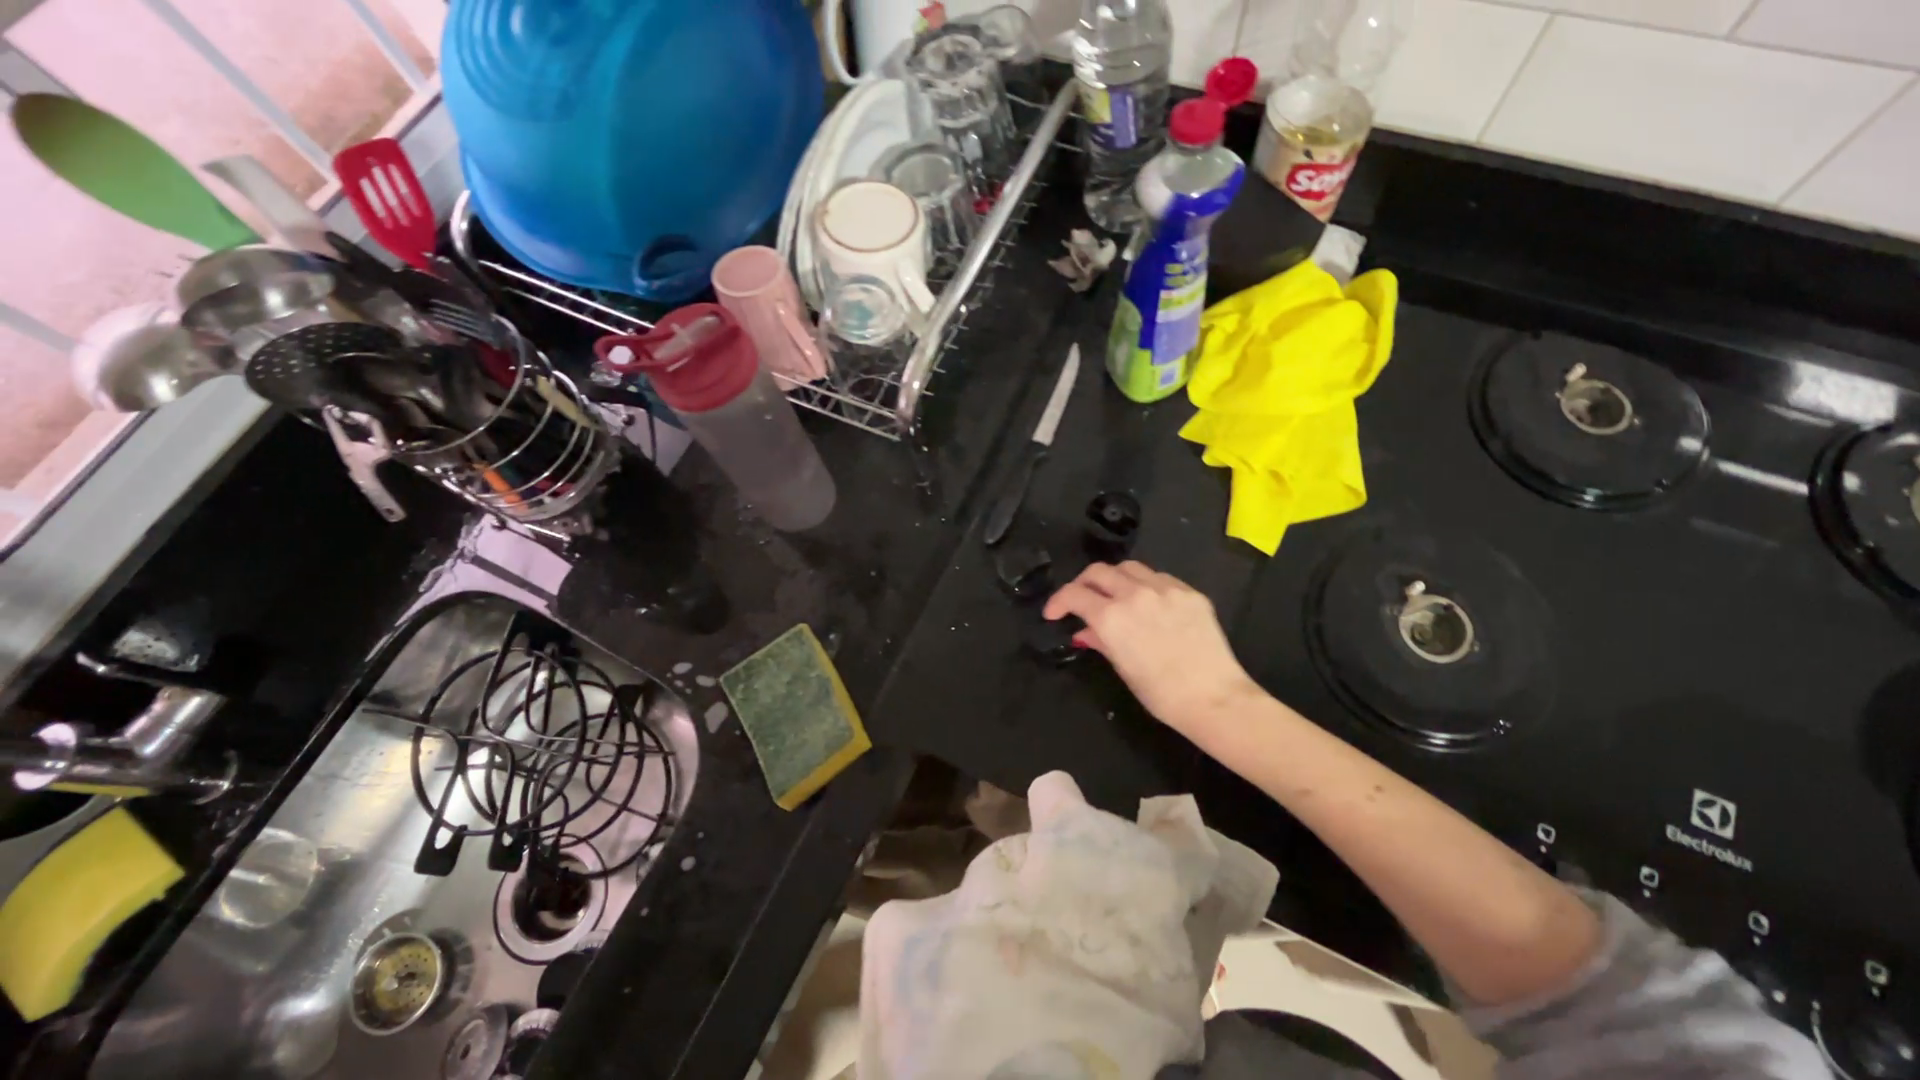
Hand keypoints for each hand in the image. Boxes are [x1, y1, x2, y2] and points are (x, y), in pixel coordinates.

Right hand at [1043, 561, 1258, 732]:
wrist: (1213, 697)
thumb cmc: (1161, 694)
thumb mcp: (1123, 668)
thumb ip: (1101, 642)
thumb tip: (1086, 631)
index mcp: (1111, 617)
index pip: (1074, 594)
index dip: (1058, 601)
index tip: (1054, 613)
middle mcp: (1135, 594)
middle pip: (1098, 571)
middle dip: (1083, 583)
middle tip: (1081, 599)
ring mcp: (1165, 589)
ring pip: (1129, 568)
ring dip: (1114, 578)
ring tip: (1115, 596)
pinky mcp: (1190, 592)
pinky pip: (1159, 577)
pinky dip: (1145, 585)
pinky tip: (1149, 603)